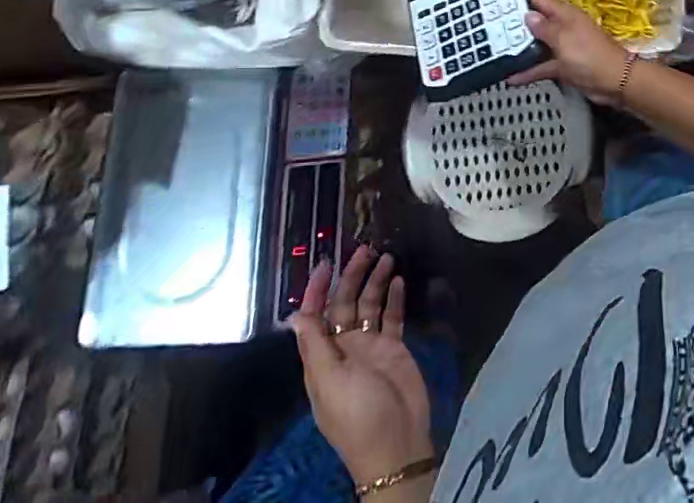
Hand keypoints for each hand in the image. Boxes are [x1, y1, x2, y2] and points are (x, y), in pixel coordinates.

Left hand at [288, 246, 433, 486]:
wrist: (397, 443)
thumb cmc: (358, 414)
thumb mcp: (330, 381)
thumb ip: (315, 346)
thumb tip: (294, 315)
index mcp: (322, 357)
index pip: (315, 315)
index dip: (317, 289)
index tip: (326, 263)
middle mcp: (344, 347)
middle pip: (344, 303)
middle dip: (351, 276)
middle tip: (365, 249)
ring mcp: (370, 347)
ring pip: (369, 305)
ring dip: (375, 281)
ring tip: (386, 257)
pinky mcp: (394, 349)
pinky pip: (392, 317)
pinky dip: (394, 298)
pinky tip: (399, 280)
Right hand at [505, 0, 634, 104]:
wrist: (614, 82)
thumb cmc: (589, 55)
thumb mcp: (563, 39)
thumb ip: (543, 28)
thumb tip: (527, 15)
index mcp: (565, 15)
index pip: (540, 2)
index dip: (522, 1)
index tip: (500, 2)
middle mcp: (563, 28)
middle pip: (536, 24)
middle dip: (516, 26)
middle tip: (491, 28)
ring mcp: (563, 48)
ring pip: (538, 46)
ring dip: (521, 50)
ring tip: (497, 51)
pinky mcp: (564, 66)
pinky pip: (543, 66)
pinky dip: (529, 71)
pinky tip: (512, 77)